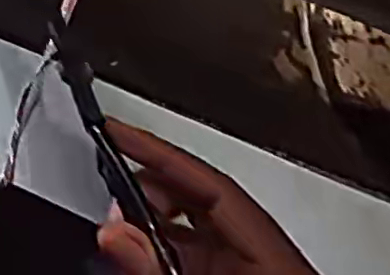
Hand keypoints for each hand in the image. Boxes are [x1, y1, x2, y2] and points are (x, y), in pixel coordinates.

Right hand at [97, 120, 318, 274]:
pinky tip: (143, 248)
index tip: (113, 128)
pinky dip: (164, 237)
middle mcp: (272, 258)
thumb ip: (156, 267)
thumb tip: (112, 229)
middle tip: (111, 184)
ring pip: (197, 219)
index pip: (212, 182)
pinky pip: (198, 243)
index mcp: (278, 259)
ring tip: (122, 221)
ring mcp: (258, 268)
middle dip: (148, 182)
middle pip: (201, 194)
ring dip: (152, 213)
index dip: (158, 149)